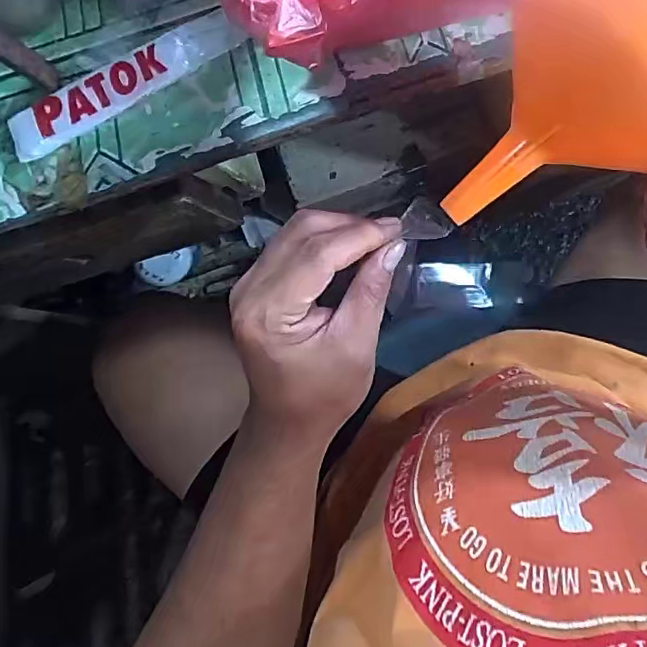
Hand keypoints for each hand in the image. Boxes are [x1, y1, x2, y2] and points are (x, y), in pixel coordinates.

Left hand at [228, 209, 405, 442]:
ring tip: (375, 238)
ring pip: (296, 230)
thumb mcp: (357, 346)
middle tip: (390, 234)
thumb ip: (371, 290)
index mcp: (270, 311)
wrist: (287, 422)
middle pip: (302, 231)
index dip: (361, 234)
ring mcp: (248, 283)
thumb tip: (393, 245)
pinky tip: (351, 246)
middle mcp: (250, 289)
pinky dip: (324, 237)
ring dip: (338, 227)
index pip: (318, 253)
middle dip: (350, 225)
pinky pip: (290, 243)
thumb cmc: (324, 395)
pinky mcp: (255, 282)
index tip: (398, 229)